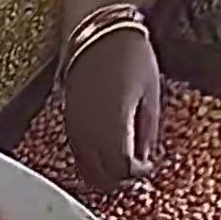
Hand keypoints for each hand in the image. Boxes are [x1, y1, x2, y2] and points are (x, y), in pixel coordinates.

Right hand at [63, 29, 159, 187]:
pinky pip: (80, 161)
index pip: (123, 169)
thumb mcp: (150, 95)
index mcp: (113, 128)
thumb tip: (144, 160)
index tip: (148, 167)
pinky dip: (94, 167)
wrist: (96, 39)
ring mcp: (76, 137)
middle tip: (136, 170)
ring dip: (107, 176)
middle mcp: (90, 138)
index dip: (138, 173)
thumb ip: (147, 132)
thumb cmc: (130, 59)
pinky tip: (107, 156)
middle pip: (104, 178)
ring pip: (89, 174)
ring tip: (123, 165)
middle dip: (122, 179)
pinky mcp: (70, 133)